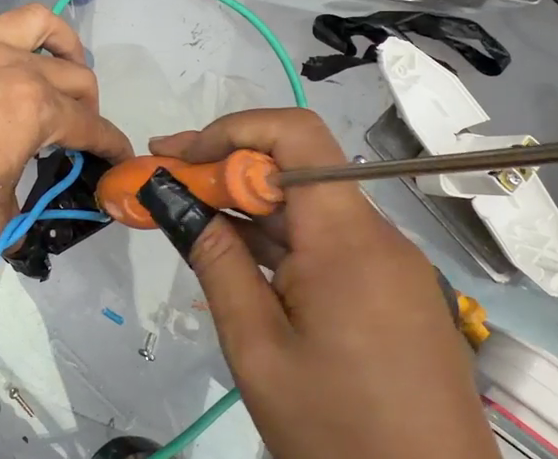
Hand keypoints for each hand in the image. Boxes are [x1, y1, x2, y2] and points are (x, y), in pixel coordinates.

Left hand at [0, 0, 133, 245]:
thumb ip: (20, 213)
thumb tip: (26, 213)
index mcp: (35, 110)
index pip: (91, 127)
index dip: (110, 147)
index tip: (117, 160)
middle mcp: (14, 65)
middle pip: (71, 74)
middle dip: (87, 103)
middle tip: (76, 129)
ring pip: (35, 22)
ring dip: (62, 38)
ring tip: (65, 57)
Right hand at [149, 109, 495, 458]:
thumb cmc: (338, 430)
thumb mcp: (257, 347)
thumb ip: (215, 260)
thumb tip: (171, 195)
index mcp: (349, 242)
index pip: (296, 136)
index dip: (232, 129)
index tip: (179, 158)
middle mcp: (379, 240)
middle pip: (296, 171)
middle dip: (223, 169)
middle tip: (162, 184)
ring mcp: (392, 269)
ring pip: (308, 209)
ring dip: (245, 206)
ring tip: (186, 220)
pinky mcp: (395, 297)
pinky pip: (327, 244)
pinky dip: (275, 239)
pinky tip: (235, 260)